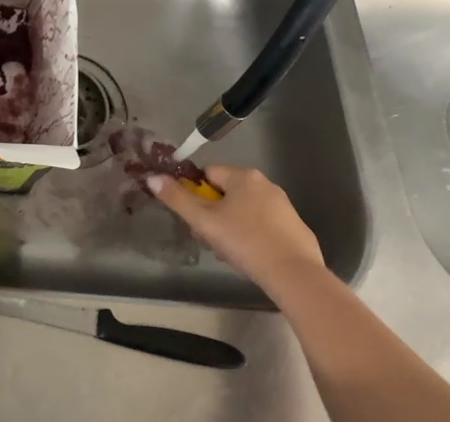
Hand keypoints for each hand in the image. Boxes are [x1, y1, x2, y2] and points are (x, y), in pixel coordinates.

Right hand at [147, 165, 325, 294]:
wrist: (295, 275)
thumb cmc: (245, 241)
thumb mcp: (204, 222)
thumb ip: (177, 199)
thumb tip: (152, 178)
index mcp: (243, 176)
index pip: (208, 174)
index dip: (197, 195)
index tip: (197, 219)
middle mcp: (266, 184)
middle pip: (227, 193)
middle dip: (215, 215)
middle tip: (210, 240)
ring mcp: (284, 206)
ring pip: (246, 211)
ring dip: (233, 228)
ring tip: (231, 254)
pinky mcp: (297, 229)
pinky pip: (266, 227)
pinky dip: (255, 238)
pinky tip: (253, 259)